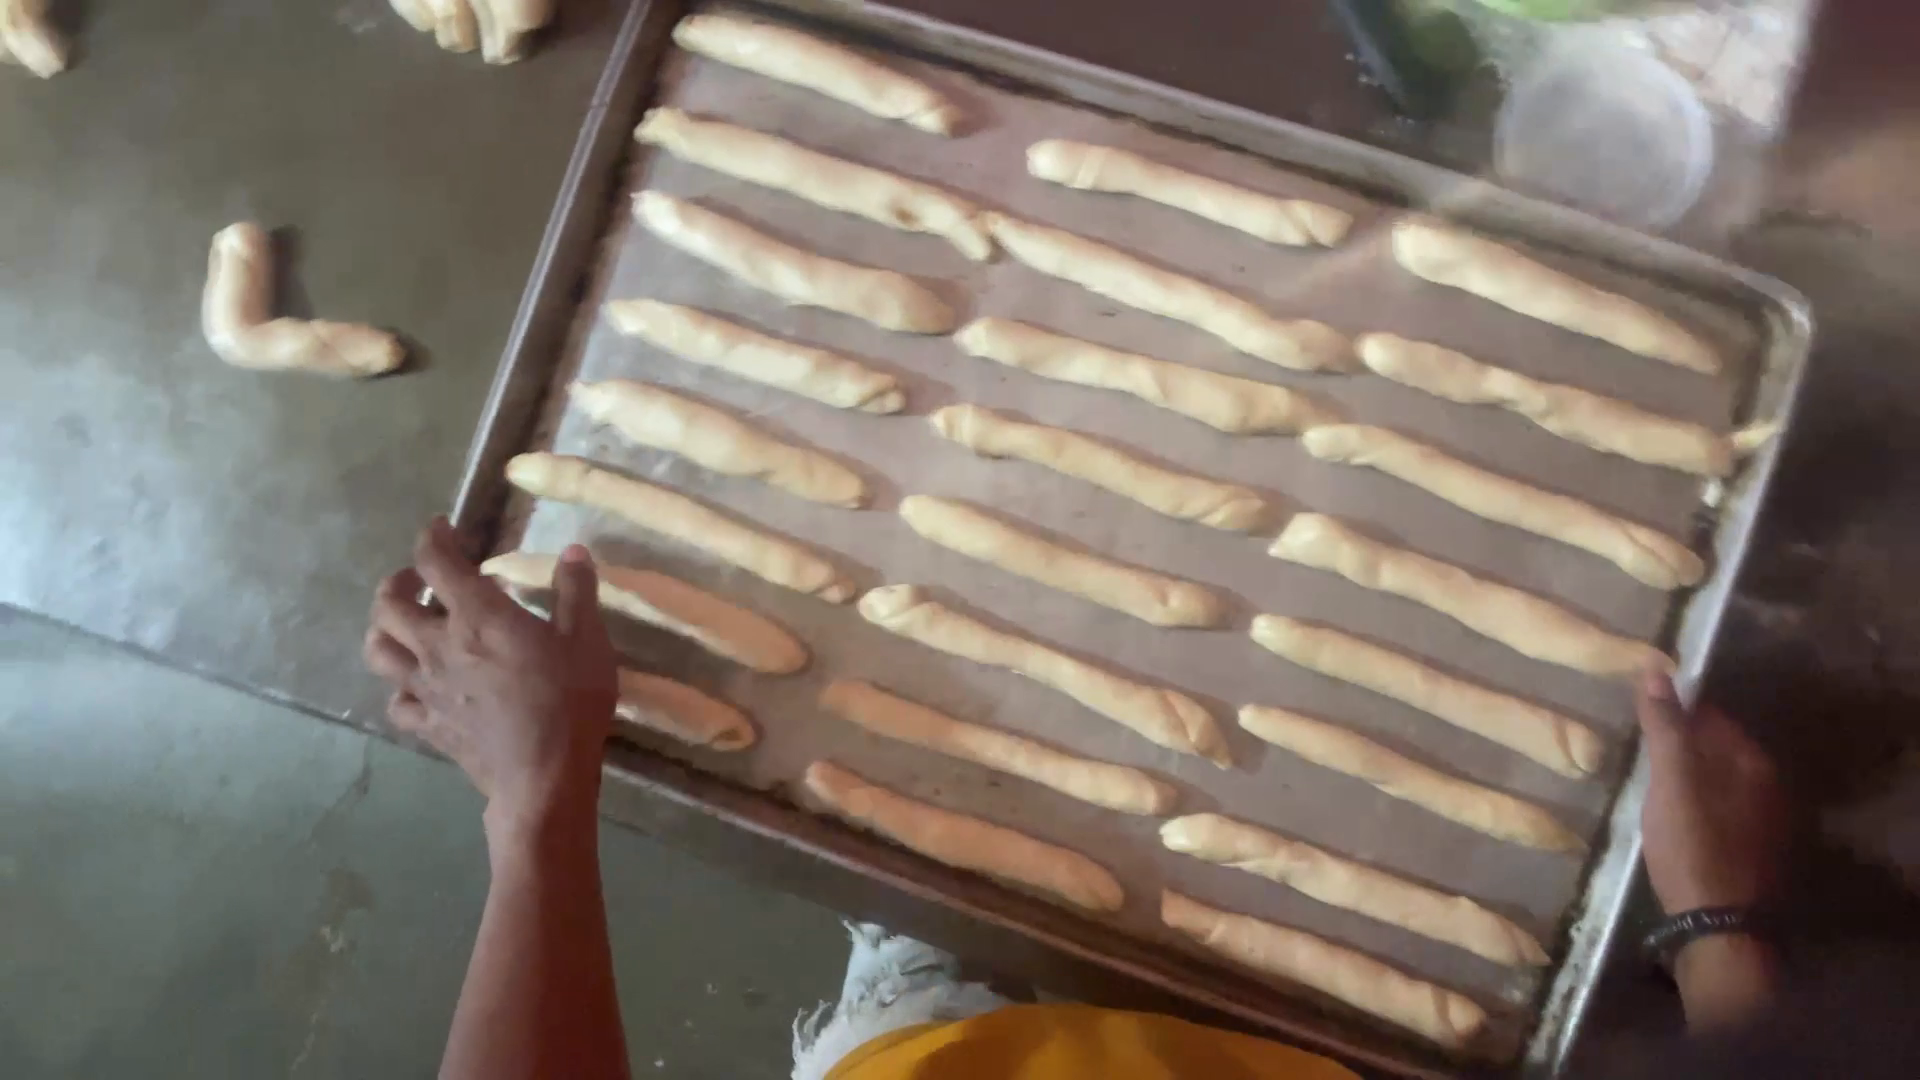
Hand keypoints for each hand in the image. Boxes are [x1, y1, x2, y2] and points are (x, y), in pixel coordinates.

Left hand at [364, 519, 618, 846]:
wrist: (543, 775)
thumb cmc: (570, 699)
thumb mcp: (587, 639)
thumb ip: (576, 591)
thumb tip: (574, 550)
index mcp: (479, 617)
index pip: (438, 564)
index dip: (433, 538)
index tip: (441, 526)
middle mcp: (439, 646)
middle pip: (388, 606)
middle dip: (398, 582)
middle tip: (420, 580)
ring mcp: (426, 688)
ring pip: (378, 651)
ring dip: (385, 629)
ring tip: (406, 624)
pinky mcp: (428, 724)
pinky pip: (396, 700)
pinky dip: (401, 684)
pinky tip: (420, 685)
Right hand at [1636, 666, 1787, 913]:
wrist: (1717, 918)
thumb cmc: (1691, 841)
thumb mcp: (1670, 779)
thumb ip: (1664, 725)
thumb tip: (1654, 668)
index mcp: (1752, 763)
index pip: (1709, 713)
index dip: (1670, 703)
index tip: (1628, 700)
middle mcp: (1765, 783)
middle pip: (1711, 742)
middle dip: (1673, 733)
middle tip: (1625, 731)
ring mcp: (1758, 814)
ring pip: (1710, 770)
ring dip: (1677, 763)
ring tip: (1635, 762)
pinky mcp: (1743, 838)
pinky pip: (1711, 796)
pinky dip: (1685, 788)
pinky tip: (1658, 798)